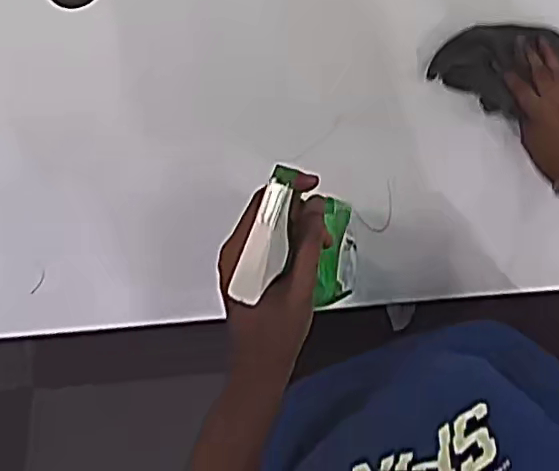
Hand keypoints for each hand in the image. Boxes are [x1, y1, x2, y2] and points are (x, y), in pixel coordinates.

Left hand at [217, 173, 328, 372]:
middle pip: (269, 209)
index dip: (290, 187)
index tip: (313, 186)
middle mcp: (236, 252)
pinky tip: (309, 255)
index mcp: (239, 254)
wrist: (259, 372)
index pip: (263, 201)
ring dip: (301, 226)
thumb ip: (307, 243)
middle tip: (322, 230)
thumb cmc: (276, 336)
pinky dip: (294, 238)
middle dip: (301, 211)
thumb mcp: (300, 287)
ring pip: (273, 223)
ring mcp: (241, 260)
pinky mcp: (249, 267)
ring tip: (320, 246)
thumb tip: (314, 207)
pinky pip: (272, 238)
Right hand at [505, 39, 558, 185]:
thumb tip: (520, 103)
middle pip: (539, 72)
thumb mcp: (528, 138)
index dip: (509, 73)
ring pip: (558, 71)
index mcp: (537, 111)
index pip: (519, 86)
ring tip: (542, 41)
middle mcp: (554, 102)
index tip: (502, 63)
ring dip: (549, 54)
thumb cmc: (551, 160)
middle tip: (521, 42)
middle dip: (528, 54)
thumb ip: (524, 116)